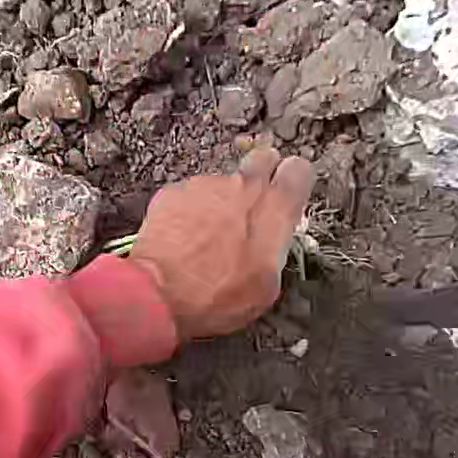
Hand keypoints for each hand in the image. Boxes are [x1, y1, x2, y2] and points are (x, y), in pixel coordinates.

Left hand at [129, 148, 313, 340]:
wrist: (157, 294)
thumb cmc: (214, 296)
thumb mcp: (265, 287)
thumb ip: (275, 249)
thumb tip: (272, 241)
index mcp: (275, 208)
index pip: (300, 171)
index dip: (292, 183)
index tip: (284, 199)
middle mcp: (242, 186)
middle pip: (260, 161)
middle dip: (257, 179)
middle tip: (246, 210)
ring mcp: (204, 186)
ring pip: (218, 183)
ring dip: (214, 203)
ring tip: (201, 240)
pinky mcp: (171, 192)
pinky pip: (185, 196)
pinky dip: (184, 211)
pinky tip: (177, 239)